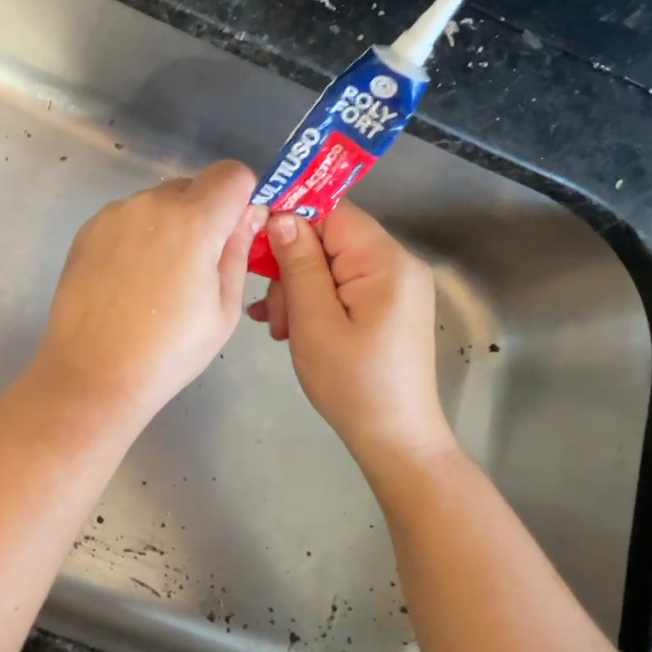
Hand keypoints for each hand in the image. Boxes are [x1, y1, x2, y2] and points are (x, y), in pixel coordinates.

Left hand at [30, 160, 265, 422]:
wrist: (92, 374)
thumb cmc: (168, 351)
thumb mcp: (223, 309)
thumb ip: (238, 252)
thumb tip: (248, 215)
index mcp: (193, 220)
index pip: (232, 173)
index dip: (242, 196)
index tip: (237, 231)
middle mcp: (151, 204)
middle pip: (193, 186)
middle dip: (205, 214)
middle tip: (198, 265)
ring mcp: (113, 214)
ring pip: (157, 203)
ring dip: (169, 225)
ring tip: (158, 279)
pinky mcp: (87, 230)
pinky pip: (127, 218)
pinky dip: (137, 236)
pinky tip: (129, 280)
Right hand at [246, 201, 455, 467]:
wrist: (394, 439)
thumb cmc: (352, 383)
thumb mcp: (314, 322)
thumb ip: (299, 265)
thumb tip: (282, 217)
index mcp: (385, 261)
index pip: (332, 212)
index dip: (290, 220)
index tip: (254, 245)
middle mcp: (397, 264)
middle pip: (329, 238)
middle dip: (291, 266)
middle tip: (272, 311)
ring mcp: (394, 286)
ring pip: (330, 263)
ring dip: (297, 289)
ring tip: (280, 328)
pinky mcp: (386, 305)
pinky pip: (341, 285)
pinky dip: (313, 300)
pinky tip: (289, 327)